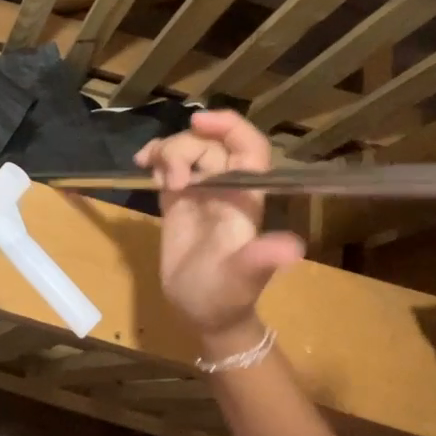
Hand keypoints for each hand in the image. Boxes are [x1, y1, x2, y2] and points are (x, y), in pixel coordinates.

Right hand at [137, 110, 305, 347]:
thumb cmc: (226, 296)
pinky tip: (142, 165)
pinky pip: (167, 163)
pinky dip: (154, 156)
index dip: (229, 126)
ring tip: (153, 179)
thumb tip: (294, 247)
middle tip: (169, 183)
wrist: (201, 312)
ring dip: (166, 152)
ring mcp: (201, 190)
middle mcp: (226, 187)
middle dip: (183, 149)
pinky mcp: (178, 197)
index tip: (197, 122)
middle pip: (208, 144)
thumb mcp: (242, 278)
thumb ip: (261, 259)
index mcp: (246, 198)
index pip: (249, 147)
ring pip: (186, 148)